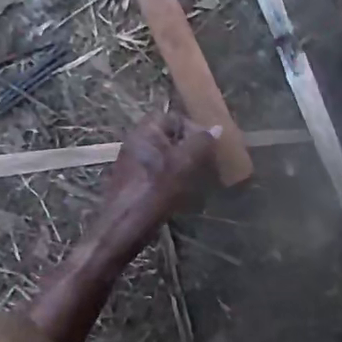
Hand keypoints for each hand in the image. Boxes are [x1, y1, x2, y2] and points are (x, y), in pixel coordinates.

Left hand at [93, 111, 220, 252]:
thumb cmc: (157, 188)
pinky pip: (156, 173)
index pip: (172, 117)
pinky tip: (180, 194)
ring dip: (181, 165)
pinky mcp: (131, 182)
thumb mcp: (185, 162)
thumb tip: (216, 127)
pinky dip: (170, 179)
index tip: (207, 146)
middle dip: (188, 148)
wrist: (126, 225)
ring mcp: (130, 163)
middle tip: (205, 163)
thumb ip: (201, 142)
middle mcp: (135, 142)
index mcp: (145, 130)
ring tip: (196, 180)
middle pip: (167, 137)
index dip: (192, 127)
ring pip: (163, 156)